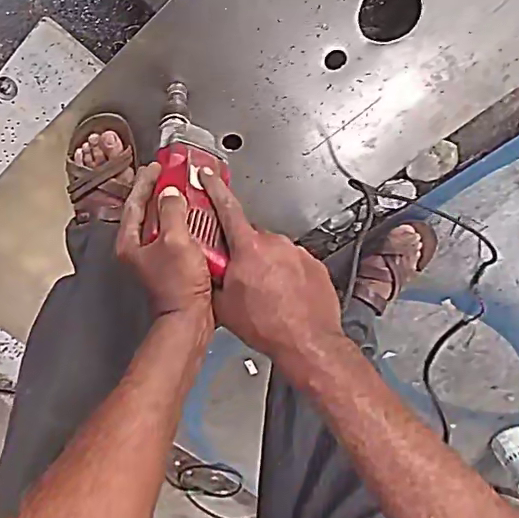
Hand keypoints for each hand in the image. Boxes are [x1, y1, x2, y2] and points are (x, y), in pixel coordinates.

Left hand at [115, 162, 213, 323]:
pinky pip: (178, 236)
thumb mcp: (175, 240)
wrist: (190, 319)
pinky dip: (187, 223)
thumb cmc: (177, 286)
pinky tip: (199, 218)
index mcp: (131, 243)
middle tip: (171, 175)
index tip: (156, 167)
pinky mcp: (173, 265)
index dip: (146, 182)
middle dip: (160, 191)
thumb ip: (172, 212)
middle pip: (148, 212)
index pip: (134, 203)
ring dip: (176, 207)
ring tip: (187, 191)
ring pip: (164, 223)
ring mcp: (157, 258)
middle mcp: (140, 250)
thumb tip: (171, 194)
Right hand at [202, 176, 346, 366]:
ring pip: (273, 251)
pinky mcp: (314, 264)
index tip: (207, 175)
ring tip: (267, 293)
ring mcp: (296, 252)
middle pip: (251, 237)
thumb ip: (212, 278)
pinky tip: (284, 296)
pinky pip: (293, 262)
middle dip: (245, 252)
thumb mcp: (223, 304)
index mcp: (248, 248)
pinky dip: (287, 275)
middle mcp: (274, 244)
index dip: (214, 188)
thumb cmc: (268, 326)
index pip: (226, 208)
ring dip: (267, 266)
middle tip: (242, 277)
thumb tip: (204, 270)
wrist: (307, 342)